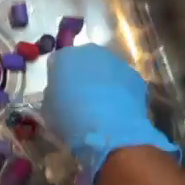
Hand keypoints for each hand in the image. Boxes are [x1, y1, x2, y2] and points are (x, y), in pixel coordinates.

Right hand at [42, 44, 179, 173]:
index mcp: (65, 57)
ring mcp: (117, 62)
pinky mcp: (136, 77)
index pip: (57, 62)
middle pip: (83, 60)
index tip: (58, 92)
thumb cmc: (70, 119)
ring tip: (100, 105)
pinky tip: (117, 109)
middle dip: (81, 74)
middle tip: (79, 96)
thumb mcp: (48, 108)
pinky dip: (120, 91)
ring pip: (105, 69)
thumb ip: (52, 94)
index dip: (58, 77)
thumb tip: (59, 93)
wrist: (109, 132)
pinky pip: (123, 82)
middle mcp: (91, 52)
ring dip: (102, 81)